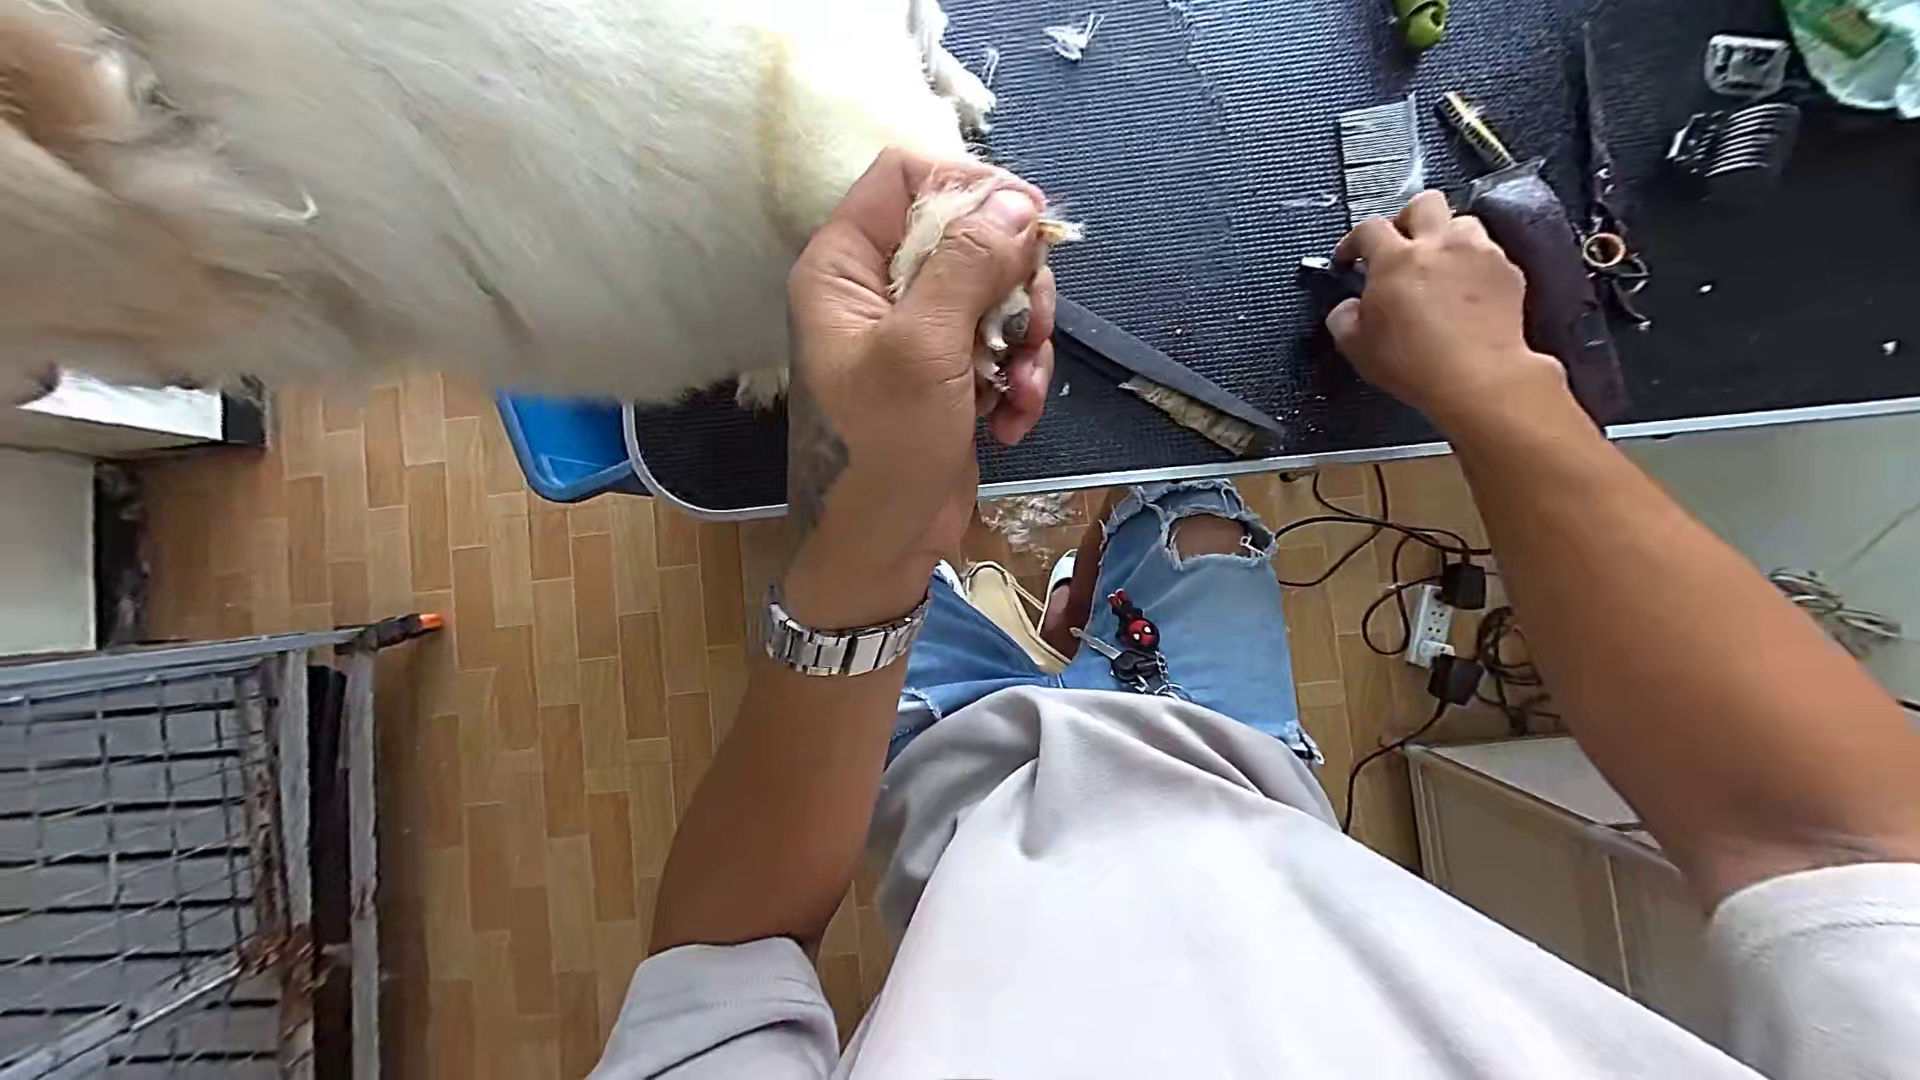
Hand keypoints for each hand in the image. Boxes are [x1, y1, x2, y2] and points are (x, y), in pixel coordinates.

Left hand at [783, 149, 1055, 625]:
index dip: (970, 189)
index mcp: (844, 267)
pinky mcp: (950, 374)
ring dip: (1025, 343)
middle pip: (966, 237)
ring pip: (994, 295)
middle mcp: (878, 292)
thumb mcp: (923, 351)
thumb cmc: (884, 450)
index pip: (907, 178)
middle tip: (1032, 330)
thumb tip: (1017, 201)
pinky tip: (1012, 421)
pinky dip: (1017, 381)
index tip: (1026, 225)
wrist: (885, 545)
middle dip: (1013, 285)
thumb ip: (967, 266)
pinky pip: (998, 347)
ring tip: (1021, 394)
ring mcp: (918, 336)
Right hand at [1328, 191, 1568, 432]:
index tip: (1347, 258)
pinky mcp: (1507, 269)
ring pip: (1460, 221)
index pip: (1368, 228)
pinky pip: (1485, 251)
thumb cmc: (1411, 362)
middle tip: (1395, 247)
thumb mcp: (1354, 346)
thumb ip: (1343, 317)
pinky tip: (1458, 291)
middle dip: (1404, 220)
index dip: (1352, 241)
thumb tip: (1348, 307)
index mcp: (1395, 260)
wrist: (1476, 376)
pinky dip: (1467, 263)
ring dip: (1441, 237)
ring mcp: (1479, 253)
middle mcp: (1439, 245)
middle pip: (1423, 203)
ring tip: (1433, 266)